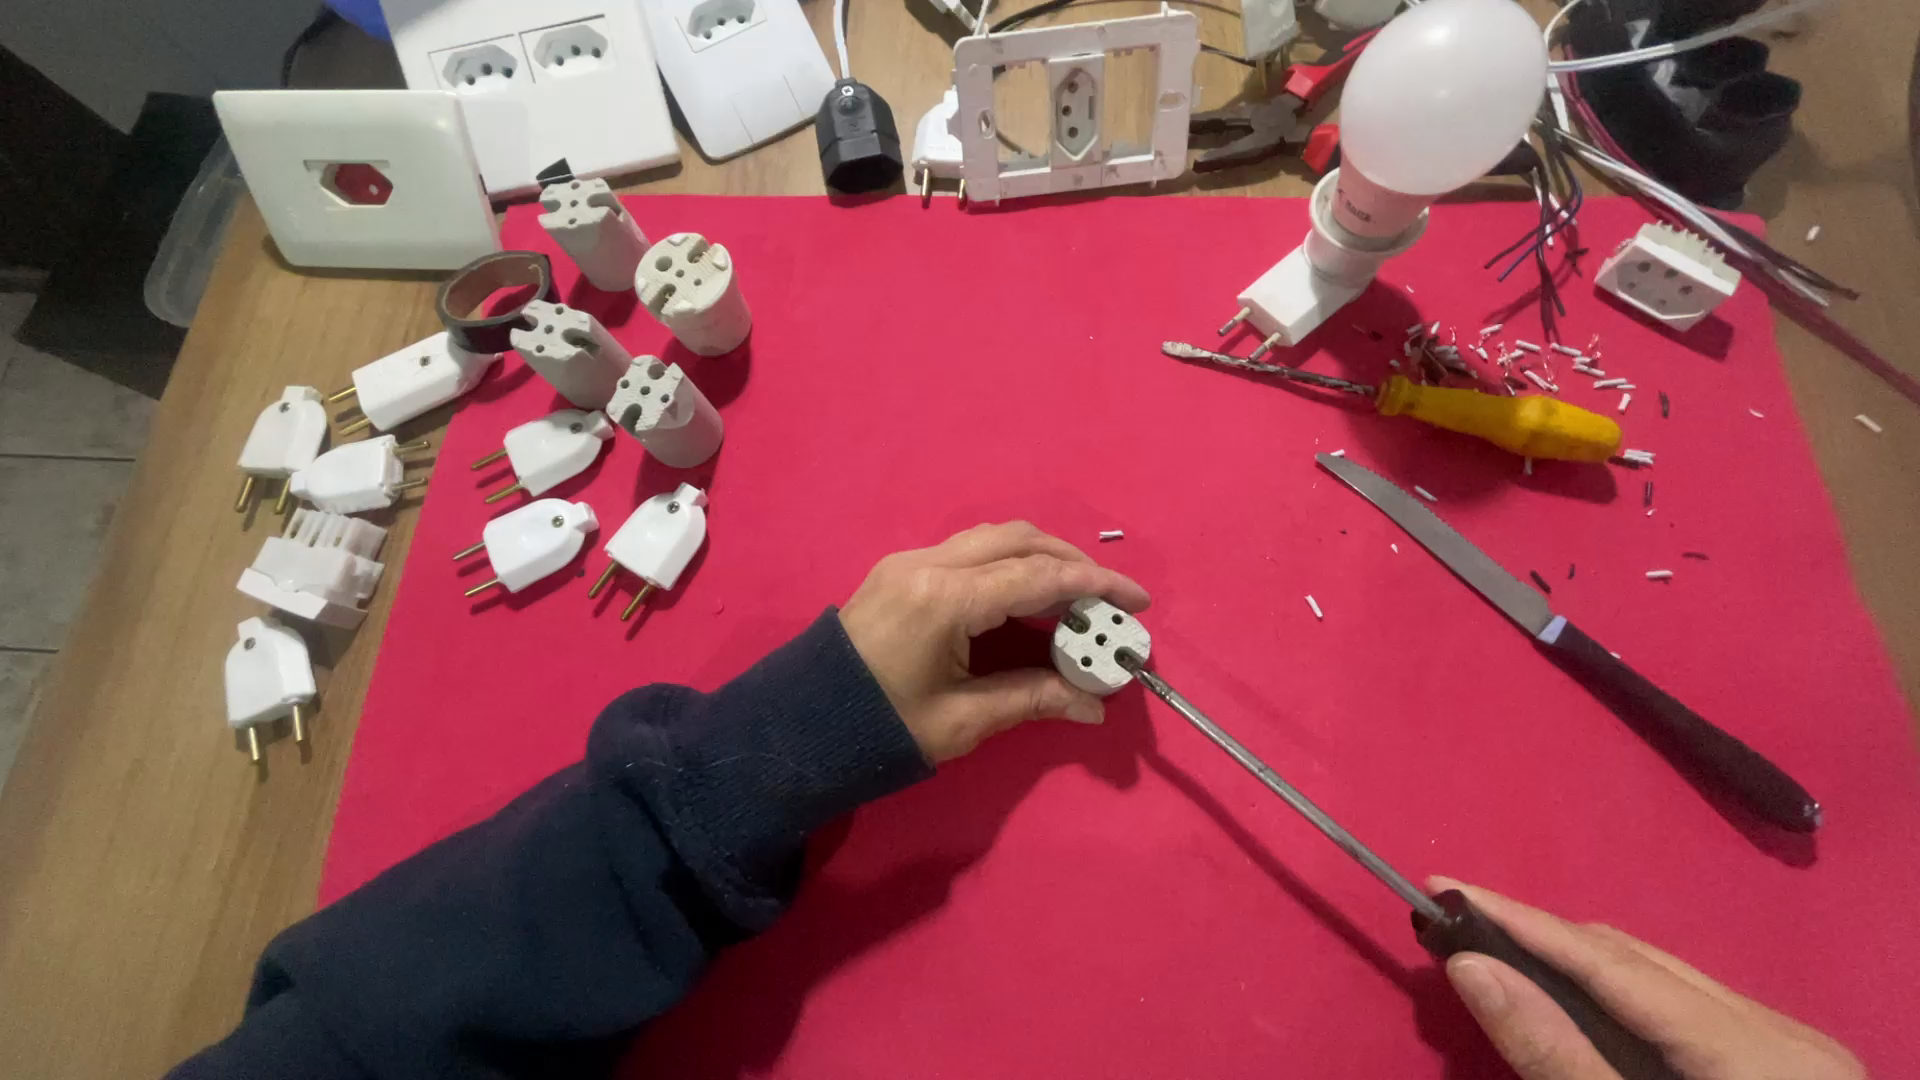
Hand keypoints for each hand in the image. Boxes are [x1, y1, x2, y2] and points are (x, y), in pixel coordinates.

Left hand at [838, 521, 1149, 762]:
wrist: (805, 723)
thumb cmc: (882, 728)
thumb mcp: (963, 721)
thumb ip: (1033, 698)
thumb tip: (1094, 705)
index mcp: (943, 600)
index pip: (1036, 577)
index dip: (1094, 586)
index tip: (1135, 600)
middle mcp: (927, 563)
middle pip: (1018, 539)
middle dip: (1072, 562)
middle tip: (1107, 598)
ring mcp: (910, 559)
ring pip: (993, 536)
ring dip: (1040, 556)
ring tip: (1074, 594)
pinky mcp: (902, 567)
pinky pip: (970, 548)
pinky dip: (1009, 561)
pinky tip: (1027, 592)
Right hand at [1433, 877, 1863, 1079]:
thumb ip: (1555, 1055)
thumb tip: (1467, 965)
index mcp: (1761, 1053)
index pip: (1610, 959)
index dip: (1518, 918)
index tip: (1440, 885)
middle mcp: (1783, 1033)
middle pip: (1628, 958)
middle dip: (1536, 938)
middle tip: (1454, 925)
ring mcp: (1790, 1050)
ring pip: (1648, 975)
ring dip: (1566, 964)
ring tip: (1496, 956)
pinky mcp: (1781, 1066)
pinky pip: (1673, 1004)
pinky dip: (1608, 996)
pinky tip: (1567, 1004)